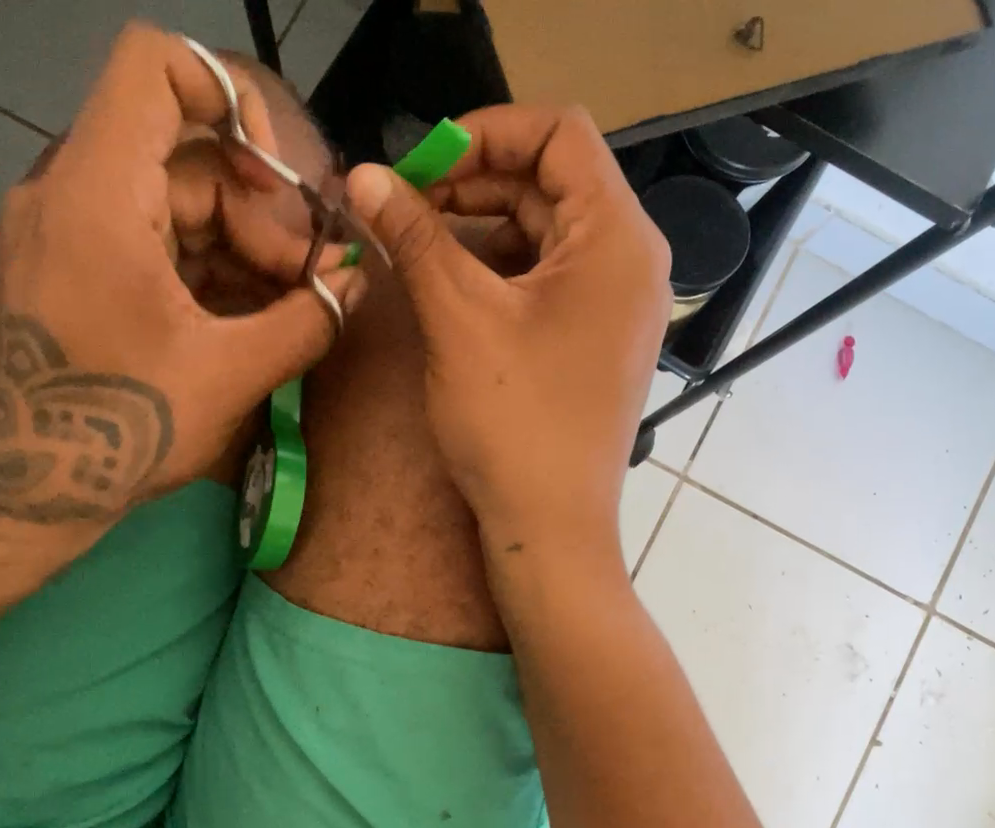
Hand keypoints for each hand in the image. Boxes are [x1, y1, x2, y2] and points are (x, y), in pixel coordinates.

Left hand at [0, 22, 362, 533]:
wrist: (27, 492)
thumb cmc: (123, 429)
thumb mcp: (231, 375)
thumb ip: (306, 319)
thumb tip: (357, 283)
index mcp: (99, 195)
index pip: (154, 67)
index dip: (231, 98)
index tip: (277, 179)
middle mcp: (69, 193)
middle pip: (184, 155)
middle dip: (260, 215)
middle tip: (308, 283)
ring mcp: (63, 232)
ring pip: (171, 202)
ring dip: (239, 248)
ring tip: (285, 309)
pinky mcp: (66, 268)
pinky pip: (146, 240)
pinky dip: (201, 267)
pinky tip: (244, 317)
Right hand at [344, 106, 670, 548]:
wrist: (551, 527)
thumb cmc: (513, 422)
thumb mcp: (458, 319)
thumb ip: (414, 237)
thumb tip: (363, 175)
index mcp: (616, 237)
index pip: (559, 133)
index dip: (485, 133)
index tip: (419, 164)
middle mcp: (631, 258)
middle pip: (552, 181)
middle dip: (474, 180)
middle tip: (403, 202)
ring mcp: (618, 302)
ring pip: (547, 230)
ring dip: (482, 224)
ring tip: (416, 239)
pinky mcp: (597, 336)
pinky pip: (550, 275)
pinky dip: (500, 266)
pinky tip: (451, 280)